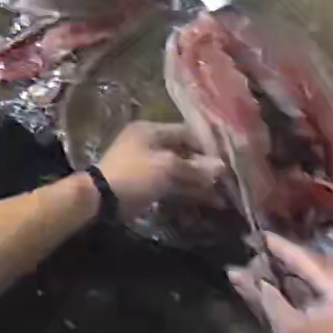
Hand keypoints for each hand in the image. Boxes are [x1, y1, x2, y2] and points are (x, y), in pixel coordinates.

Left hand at [94, 121, 225, 216]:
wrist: (101, 199)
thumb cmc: (134, 174)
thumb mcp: (166, 167)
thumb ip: (194, 167)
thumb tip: (222, 167)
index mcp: (151, 131)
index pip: (186, 132)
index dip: (208, 145)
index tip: (230, 158)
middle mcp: (151, 144)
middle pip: (185, 152)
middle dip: (207, 167)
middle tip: (232, 179)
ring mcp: (150, 165)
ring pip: (181, 171)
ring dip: (202, 183)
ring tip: (227, 196)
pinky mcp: (149, 184)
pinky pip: (174, 185)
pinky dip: (190, 192)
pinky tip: (211, 202)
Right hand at [227, 233, 332, 332]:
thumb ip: (264, 298)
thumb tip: (236, 272)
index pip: (305, 258)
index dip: (278, 246)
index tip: (257, 236)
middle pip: (320, 263)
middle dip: (291, 259)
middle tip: (263, 254)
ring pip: (332, 275)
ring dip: (306, 273)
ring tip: (279, 270)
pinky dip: (321, 285)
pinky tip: (304, 290)